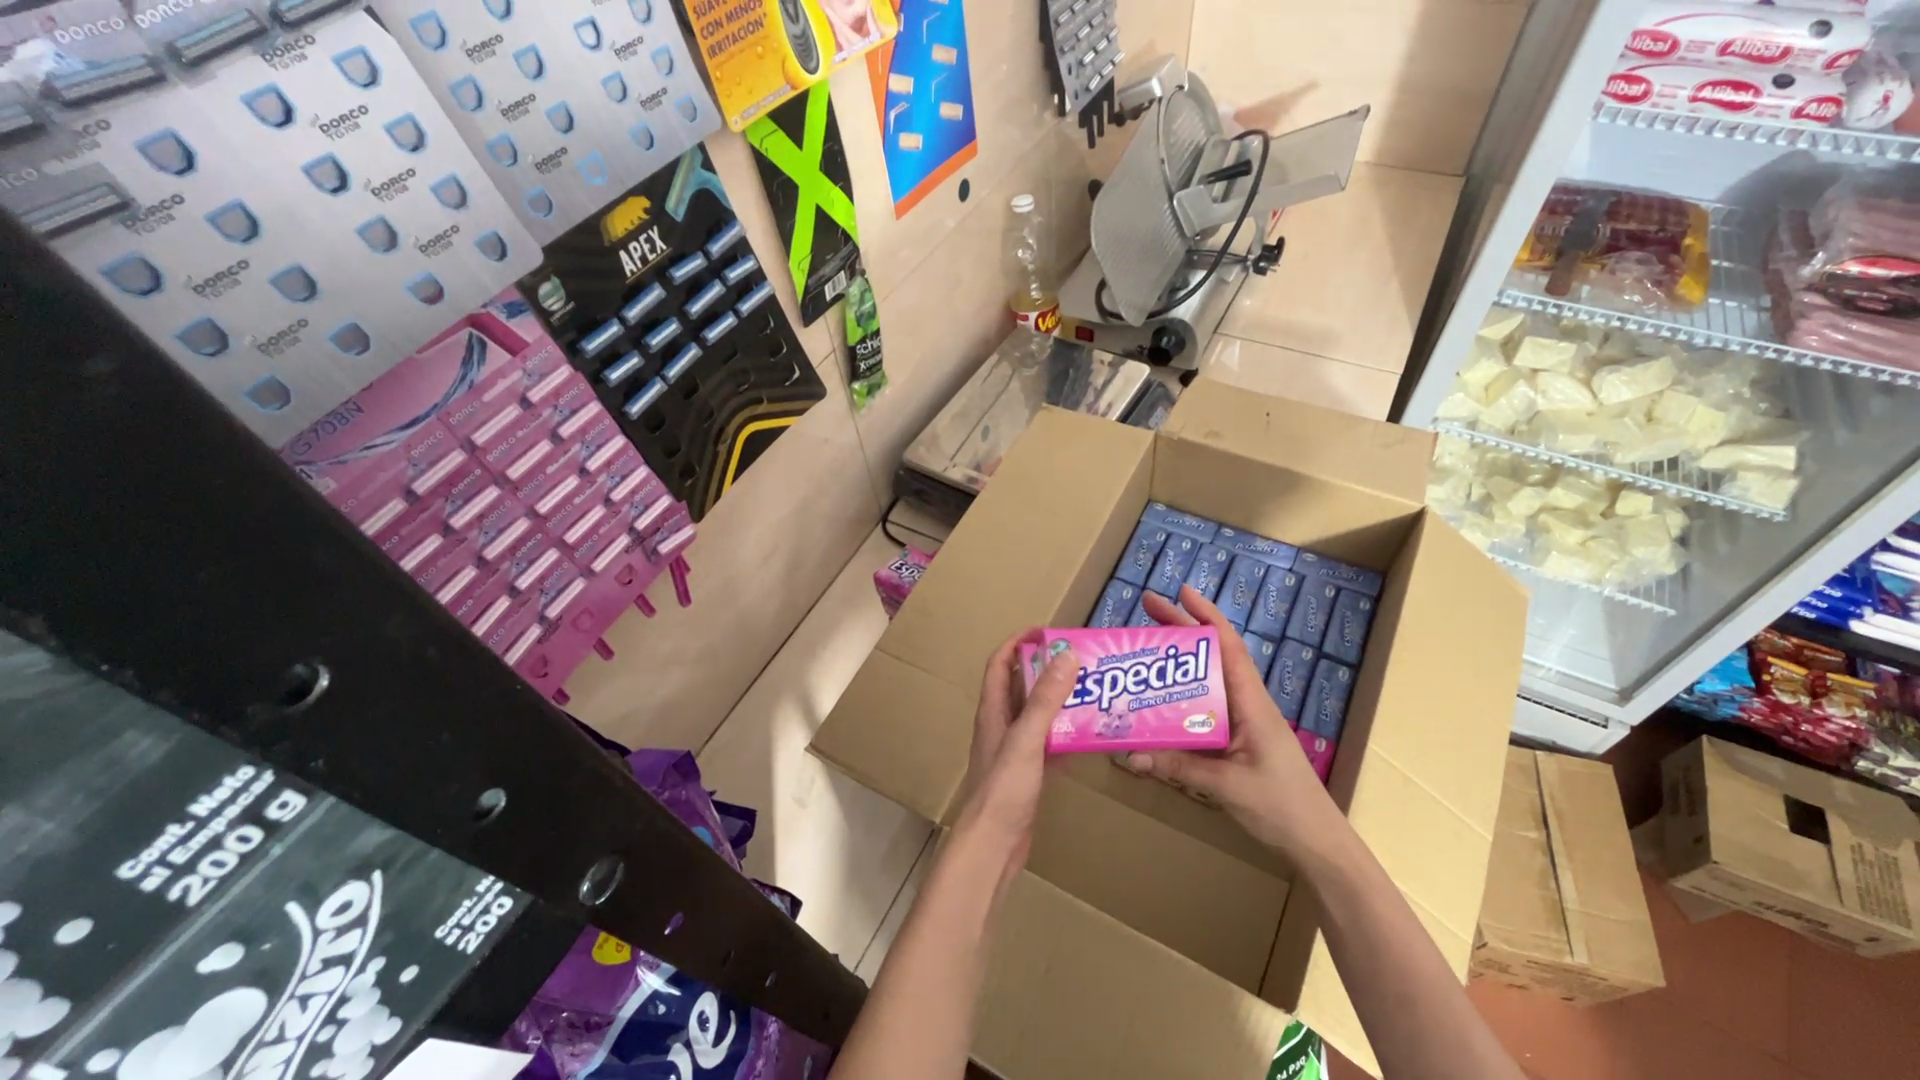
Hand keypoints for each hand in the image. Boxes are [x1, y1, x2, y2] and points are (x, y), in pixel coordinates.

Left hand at [955, 630, 1077, 884]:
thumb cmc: (1003, 790)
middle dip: (1048, 670)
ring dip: (1061, 702)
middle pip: (1022, 687)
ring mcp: (1014, 752)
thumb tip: (1066, 656)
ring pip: (1038, 716)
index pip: (1000, 664)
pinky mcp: (1028, 775)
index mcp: (993, 712)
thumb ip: (1045, 700)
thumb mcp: (1026, 739)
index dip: (1018, 642)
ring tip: (1094, 692)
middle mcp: (1001, 726)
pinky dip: (1067, 735)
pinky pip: (1050, 744)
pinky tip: (1090, 736)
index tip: (1049, 631)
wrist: (992, 845)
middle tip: (1084, 662)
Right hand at [1121, 585, 1341, 856]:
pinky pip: (1203, 714)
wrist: (1316, 843)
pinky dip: (1179, 704)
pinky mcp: (1237, 746)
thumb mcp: (1226, 787)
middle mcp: (1247, 706)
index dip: (1204, 616)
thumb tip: (1129, 753)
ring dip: (1177, 668)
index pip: (1228, 646)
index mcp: (1251, 703)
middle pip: (1212, 658)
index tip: (1178, 591)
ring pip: (1206, 685)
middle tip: (1145, 612)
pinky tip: (1155, 709)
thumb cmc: (1281, 807)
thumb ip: (1178, 767)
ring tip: (1141, 656)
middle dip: (1181, 631)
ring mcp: (1243, 726)